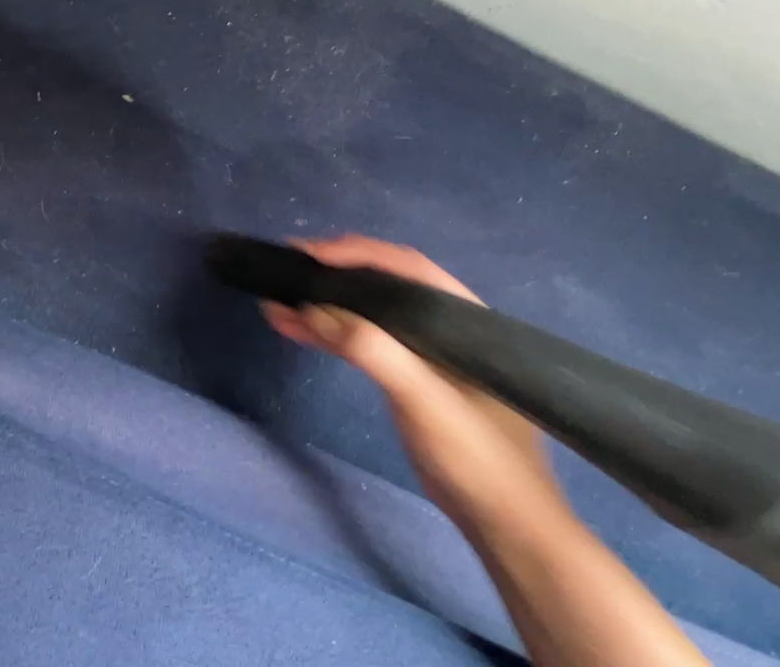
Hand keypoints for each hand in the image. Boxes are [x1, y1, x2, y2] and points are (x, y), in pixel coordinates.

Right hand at [263, 235, 563, 526]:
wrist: (505, 524)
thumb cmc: (477, 458)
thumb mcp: (423, 400)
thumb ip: (373, 350)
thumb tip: (311, 308)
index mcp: (463, 321)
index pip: (405, 268)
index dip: (354, 254)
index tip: (306, 255)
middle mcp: (445, 328)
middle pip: (382, 285)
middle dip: (332, 275)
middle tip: (284, 270)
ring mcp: (426, 354)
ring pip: (367, 314)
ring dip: (322, 306)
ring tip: (274, 302)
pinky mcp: (409, 377)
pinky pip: (362, 341)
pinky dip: (328, 333)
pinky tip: (296, 329)